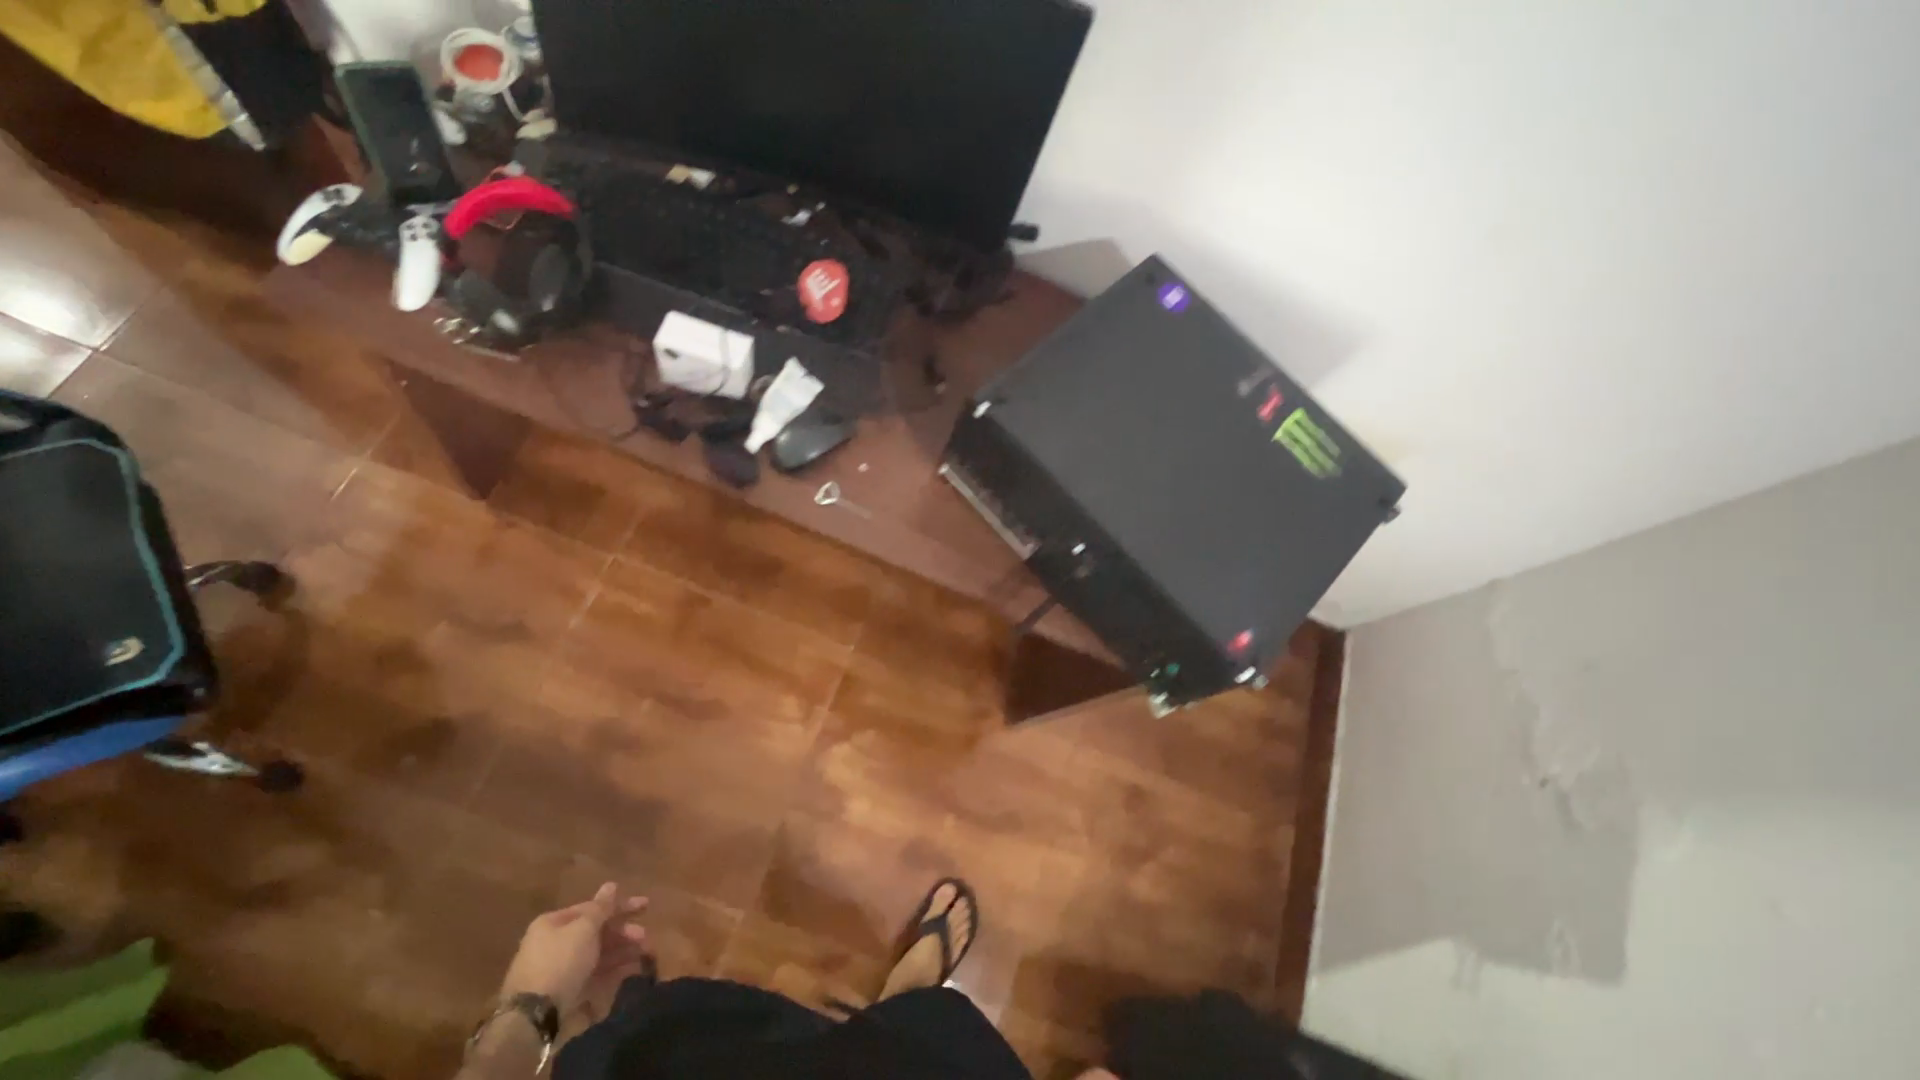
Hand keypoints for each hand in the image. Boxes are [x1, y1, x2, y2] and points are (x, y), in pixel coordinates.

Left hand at [498, 883, 649, 1013]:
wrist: (534, 1016)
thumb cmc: (560, 962)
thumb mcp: (584, 929)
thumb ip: (601, 908)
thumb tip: (611, 885)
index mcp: (553, 924)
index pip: (592, 909)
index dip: (619, 906)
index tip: (646, 905)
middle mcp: (555, 944)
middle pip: (596, 933)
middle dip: (623, 933)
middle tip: (645, 936)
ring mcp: (561, 970)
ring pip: (598, 955)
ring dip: (623, 951)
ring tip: (646, 953)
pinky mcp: (567, 992)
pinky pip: (595, 975)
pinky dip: (614, 971)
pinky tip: (633, 969)